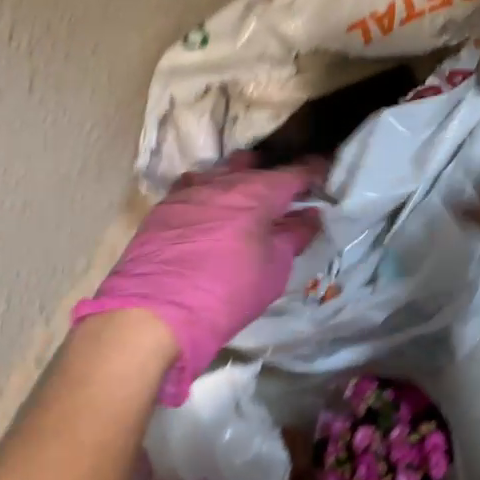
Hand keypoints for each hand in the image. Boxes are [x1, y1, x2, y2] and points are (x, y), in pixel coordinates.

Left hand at [75, 155, 321, 405]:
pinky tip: (211, 212)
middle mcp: (222, 182)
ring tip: (246, 200)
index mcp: (257, 192)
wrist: (154, 312)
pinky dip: (209, 196)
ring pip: (219, 175)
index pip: (294, 172)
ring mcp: (188, 193)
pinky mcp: (162, 210)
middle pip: (253, 167)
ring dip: (236, 182)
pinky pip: (193, 191)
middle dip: (271, 173)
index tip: (325, 172)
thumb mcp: (274, 269)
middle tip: (284, 191)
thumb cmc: (228, 291)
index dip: (313, 171)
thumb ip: (293, 236)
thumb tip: (309, 215)